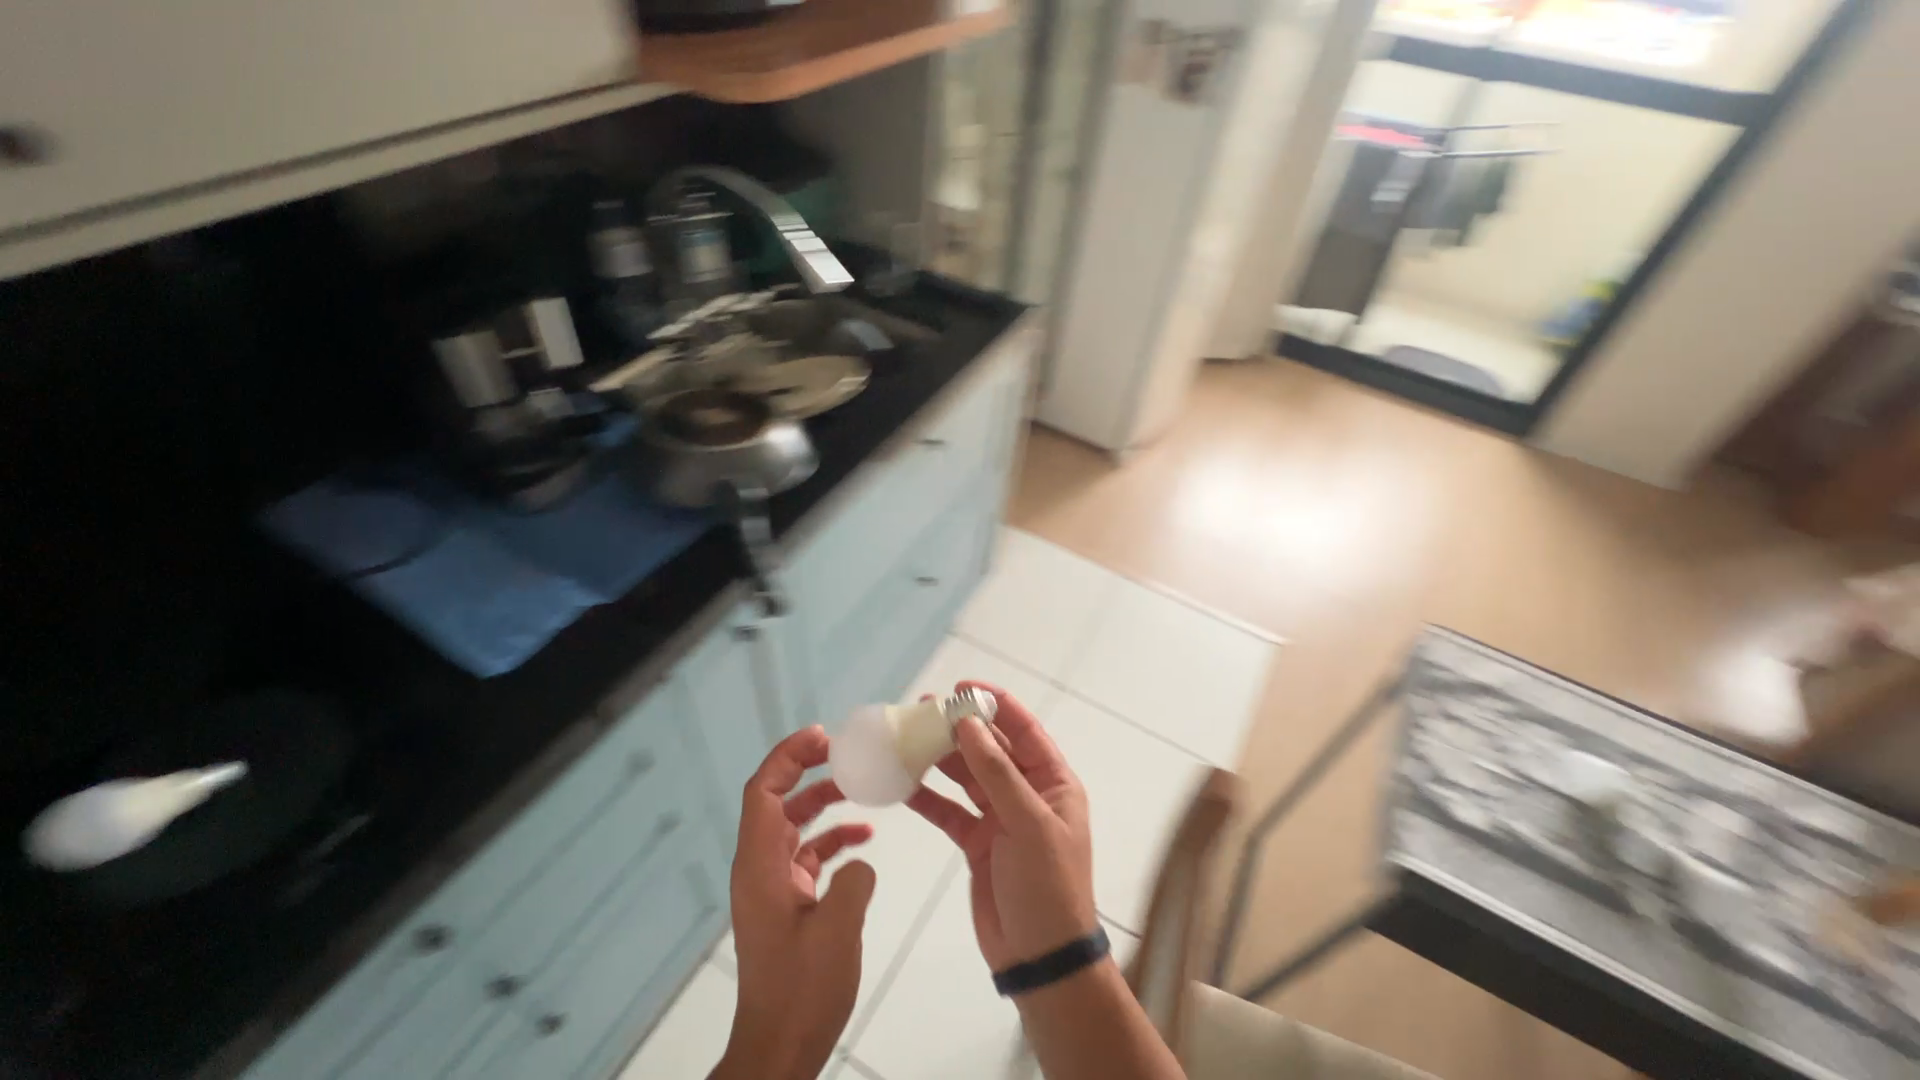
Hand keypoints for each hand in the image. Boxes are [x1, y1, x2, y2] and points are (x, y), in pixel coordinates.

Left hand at [714, 726, 875, 1079]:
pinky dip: (831, 841)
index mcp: (760, 867)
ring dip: (823, 804)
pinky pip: (806, 857)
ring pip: (793, 828)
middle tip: (845, 752)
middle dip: (807, 772)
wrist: (779, 1047)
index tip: (822, 738)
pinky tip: (863, 840)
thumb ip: (854, 881)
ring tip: (860, 787)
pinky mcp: (786, 905)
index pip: (762, 792)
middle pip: (776, 802)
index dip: (787, 757)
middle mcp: (759, 869)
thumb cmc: (802, 990)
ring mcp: (771, 887)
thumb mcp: (838, 931)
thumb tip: (859, 859)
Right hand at [906, 683, 1097, 970]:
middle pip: (989, 749)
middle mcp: (1027, 793)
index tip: (962, 687)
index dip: (995, 704)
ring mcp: (1001, 818)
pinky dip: (928, 798)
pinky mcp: (978, 843)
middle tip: (921, 710)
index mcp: (1053, 783)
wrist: (1040, 958)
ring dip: (939, 759)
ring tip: (906, 738)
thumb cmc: (1047, 885)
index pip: (1024, 730)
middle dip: (958, 728)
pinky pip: (950, 811)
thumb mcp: (1028, 823)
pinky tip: (901, 785)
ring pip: (966, 777)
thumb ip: (996, 772)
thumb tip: (967, 723)